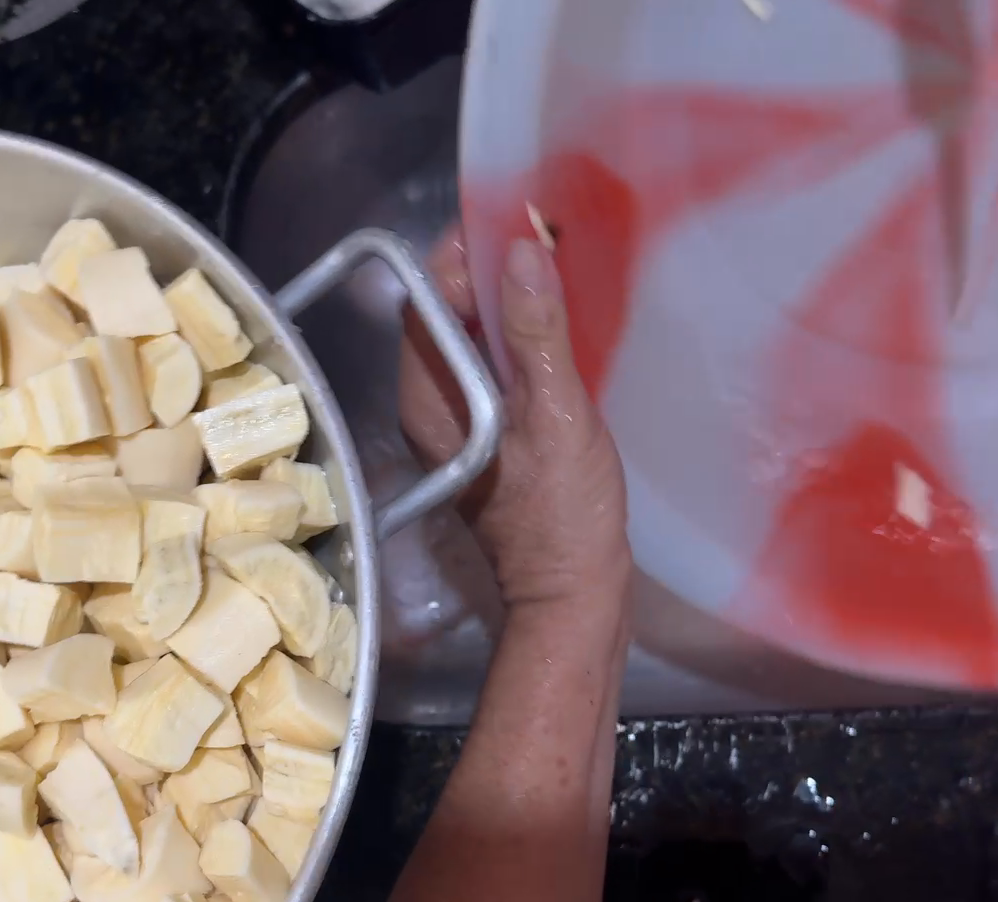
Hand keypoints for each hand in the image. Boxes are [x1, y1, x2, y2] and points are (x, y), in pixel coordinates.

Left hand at [400, 228, 630, 612]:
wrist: (572, 586)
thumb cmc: (562, 511)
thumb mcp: (555, 417)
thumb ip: (534, 334)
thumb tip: (519, 252)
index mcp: (430, 399)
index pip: (425, 303)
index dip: (458, 256)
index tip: (507, 219)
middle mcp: (430, 405)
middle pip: (444, 317)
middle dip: (484, 270)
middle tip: (540, 236)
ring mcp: (456, 420)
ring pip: (469, 339)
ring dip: (503, 299)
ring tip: (553, 264)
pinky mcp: (484, 431)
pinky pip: (490, 365)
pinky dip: (515, 334)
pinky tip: (554, 319)